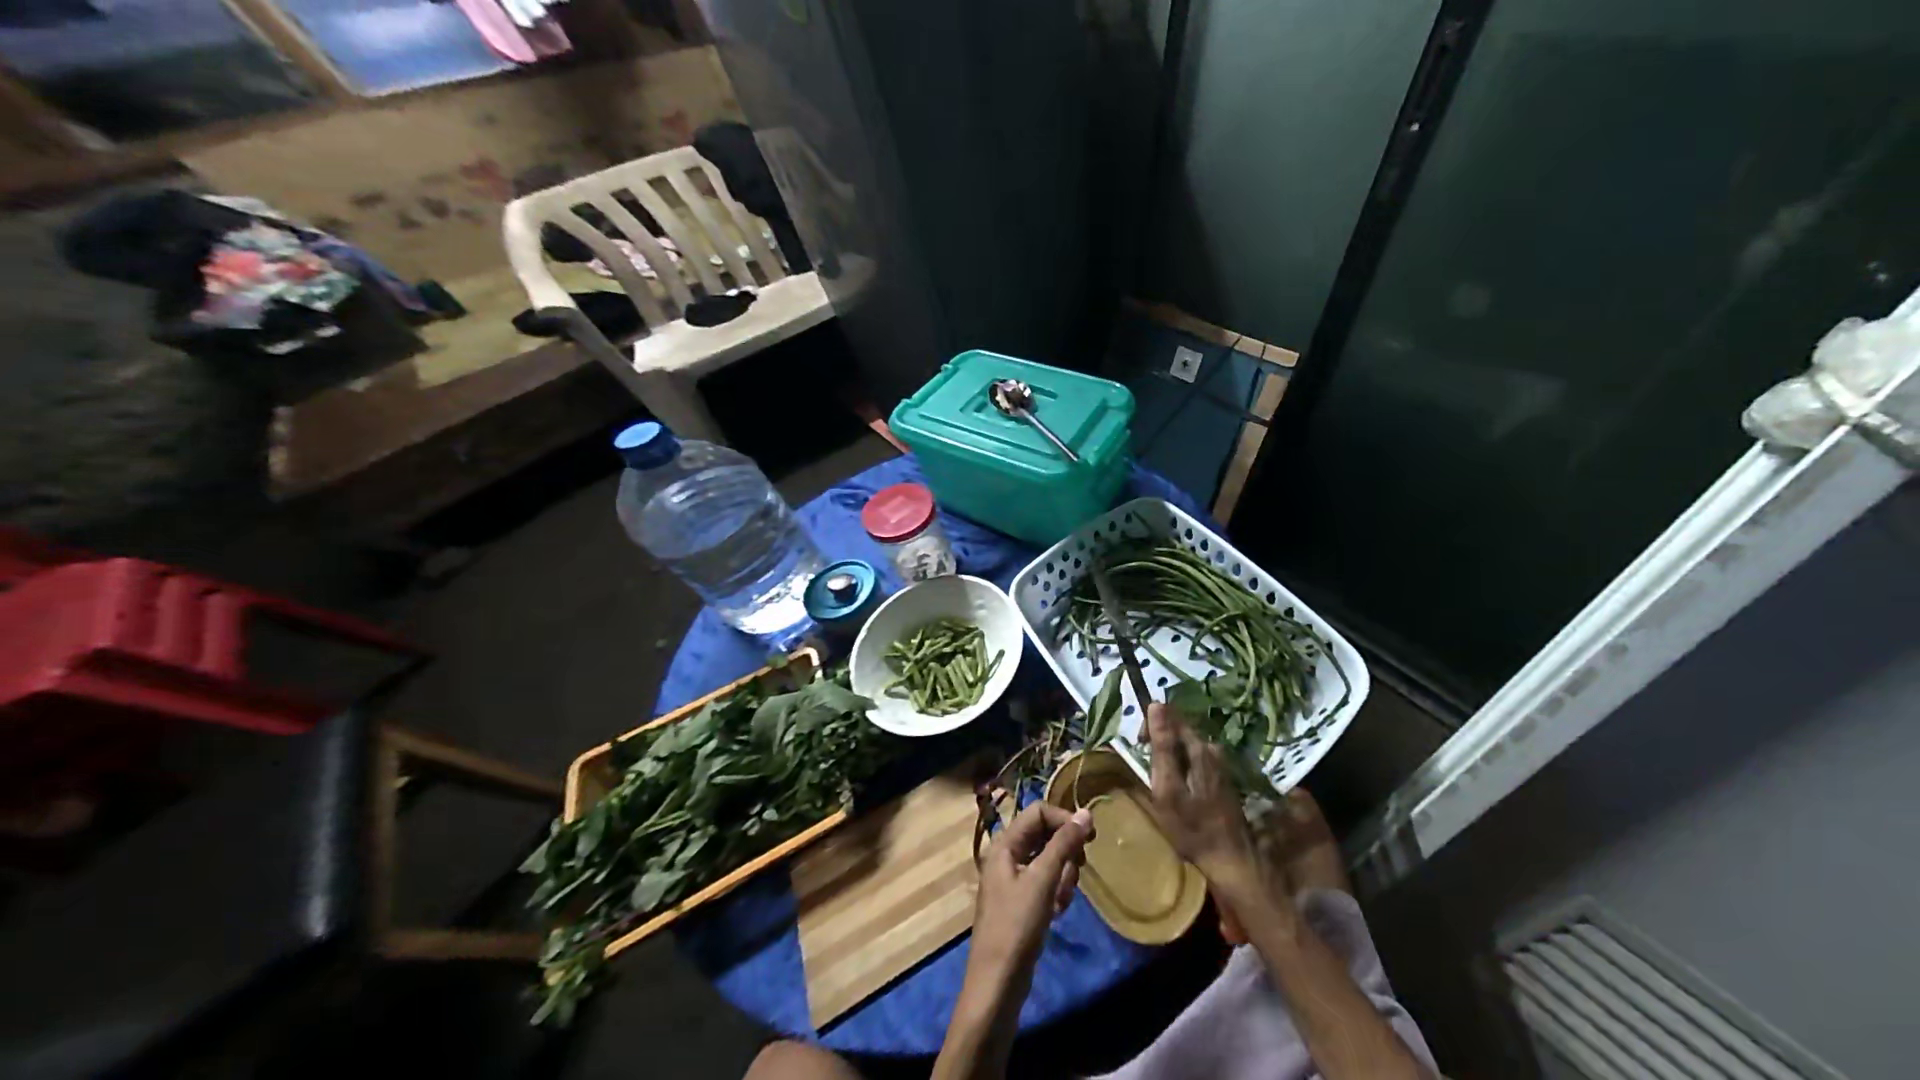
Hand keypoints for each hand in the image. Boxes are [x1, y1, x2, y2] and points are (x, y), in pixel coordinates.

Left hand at [967, 801, 1093, 992]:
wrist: (998, 980)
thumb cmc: (1017, 925)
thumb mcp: (1043, 880)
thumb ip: (1063, 844)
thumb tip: (1085, 813)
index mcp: (1005, 844)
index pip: (1038, 812)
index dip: (1064, 819)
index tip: (1089, 837)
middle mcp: (1007, 856)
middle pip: (1045, 835)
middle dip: (1065, 852)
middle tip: (1077, 870)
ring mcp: (1014, 880)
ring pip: (1049, 861)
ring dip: (1062, 875)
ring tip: (1061, 899)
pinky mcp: (1022, 901)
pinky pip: (1046, 883)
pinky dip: (1056, 892)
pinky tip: (1058, 911)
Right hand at [1145, 704, 1260, 886]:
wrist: (1231, 860)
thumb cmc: (1192, 827)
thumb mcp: (1167, 787)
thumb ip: (1163, 746)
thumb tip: (1156, 705)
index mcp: (1198, 748)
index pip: (1170, 714)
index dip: (1150, 723)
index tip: (1139, 746)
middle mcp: (1212, 748)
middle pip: (1179, 728)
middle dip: (1158, 740)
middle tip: (1147, 768)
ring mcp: (1220, 763)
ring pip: (1186, 744)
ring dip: (1169, 754)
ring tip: (1160, 780)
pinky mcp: (1222, 776)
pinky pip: (1195, 758)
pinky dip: (1181, 765)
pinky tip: (1177, 788)